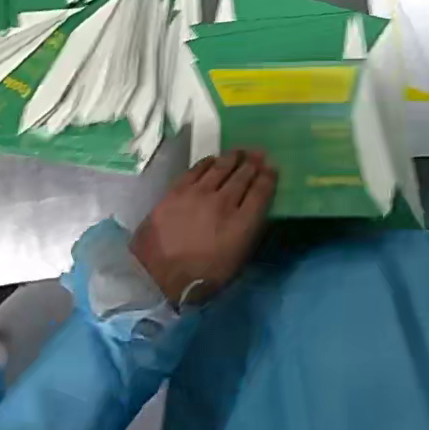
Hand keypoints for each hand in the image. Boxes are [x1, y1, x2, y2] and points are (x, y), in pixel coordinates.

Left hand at [131, 149, 274, 305]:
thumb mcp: (235, 263)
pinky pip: (197, 169)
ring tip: (241, 151)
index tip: (272, 168)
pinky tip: (214, 159)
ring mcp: (198, 193)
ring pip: (221, 167)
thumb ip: (247, 234)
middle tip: (259, 154)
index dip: (268, 178)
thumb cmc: (200, 278)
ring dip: (233, 157)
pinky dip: (208, 162)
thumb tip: (254, 213)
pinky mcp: (178, 189)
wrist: (156, 273)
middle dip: (253, 163)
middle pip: (242, 176)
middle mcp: (223, 203)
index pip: (261, 193)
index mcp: (242, 225)